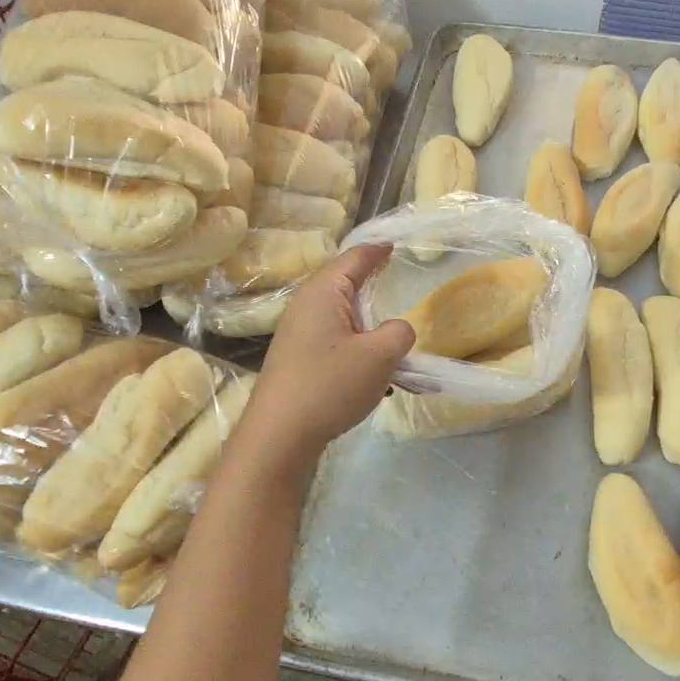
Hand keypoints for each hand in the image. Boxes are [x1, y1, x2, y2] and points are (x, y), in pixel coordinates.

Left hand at [243, 244, 415, 448]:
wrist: (279, 434)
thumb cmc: (330, 385)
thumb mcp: (380, 356)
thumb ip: (399, 333)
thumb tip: (396, 330)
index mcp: (324, 292)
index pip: (355, 257)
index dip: (378, 251)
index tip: (396, 245)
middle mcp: (306, 306)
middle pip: (347, 286)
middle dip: (374, 286)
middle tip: (399, 284)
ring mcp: (299, 334)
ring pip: (343, 319)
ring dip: (370, 328)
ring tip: (395, 343)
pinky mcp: (298, 360)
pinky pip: (336, 343)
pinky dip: (359, 350)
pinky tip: (376, 377)